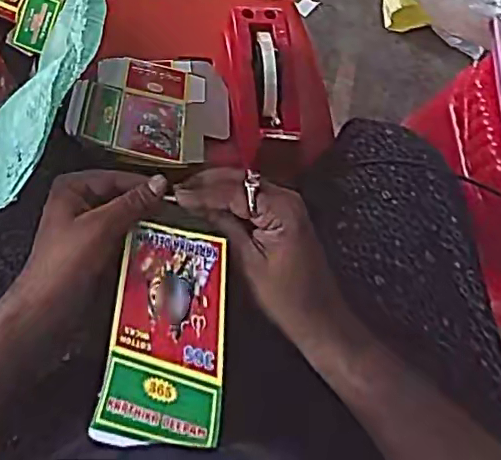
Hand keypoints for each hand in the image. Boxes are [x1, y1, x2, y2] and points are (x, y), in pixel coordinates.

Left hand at [6, 170, 166, 327]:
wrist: (45, 315)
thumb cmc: (65, 265)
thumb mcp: (100, 228)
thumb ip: (131, 204)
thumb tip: (159, 183)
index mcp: (73, 188)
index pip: (116, 178)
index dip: (143, 185)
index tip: (173, 193)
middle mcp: (79, 204)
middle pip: (120, 200)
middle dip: (146, 209)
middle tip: (178, 215)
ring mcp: (86, 231)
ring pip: (123, 223)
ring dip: (145, 230)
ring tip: (175, 234)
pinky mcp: (94, 254)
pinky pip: (121, 244)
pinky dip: (138, 247)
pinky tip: (159, 254)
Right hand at [175, 169, 345, 346]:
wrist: (322, 321)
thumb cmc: (289, 300)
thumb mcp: (249, 263)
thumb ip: (224, 226)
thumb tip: (196, 204)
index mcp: (280, 209)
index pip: (232, 190)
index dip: (202, 192)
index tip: (178, 195)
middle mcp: (286, 198)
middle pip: (239, 178)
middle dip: (206, 181)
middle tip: (179, 190)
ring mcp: (286, 203)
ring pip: (243, 182)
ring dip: (215, 185)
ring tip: (188, 193)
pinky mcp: (283, 212)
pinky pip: (251, 194)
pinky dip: (229, 195)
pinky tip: (210, 201)